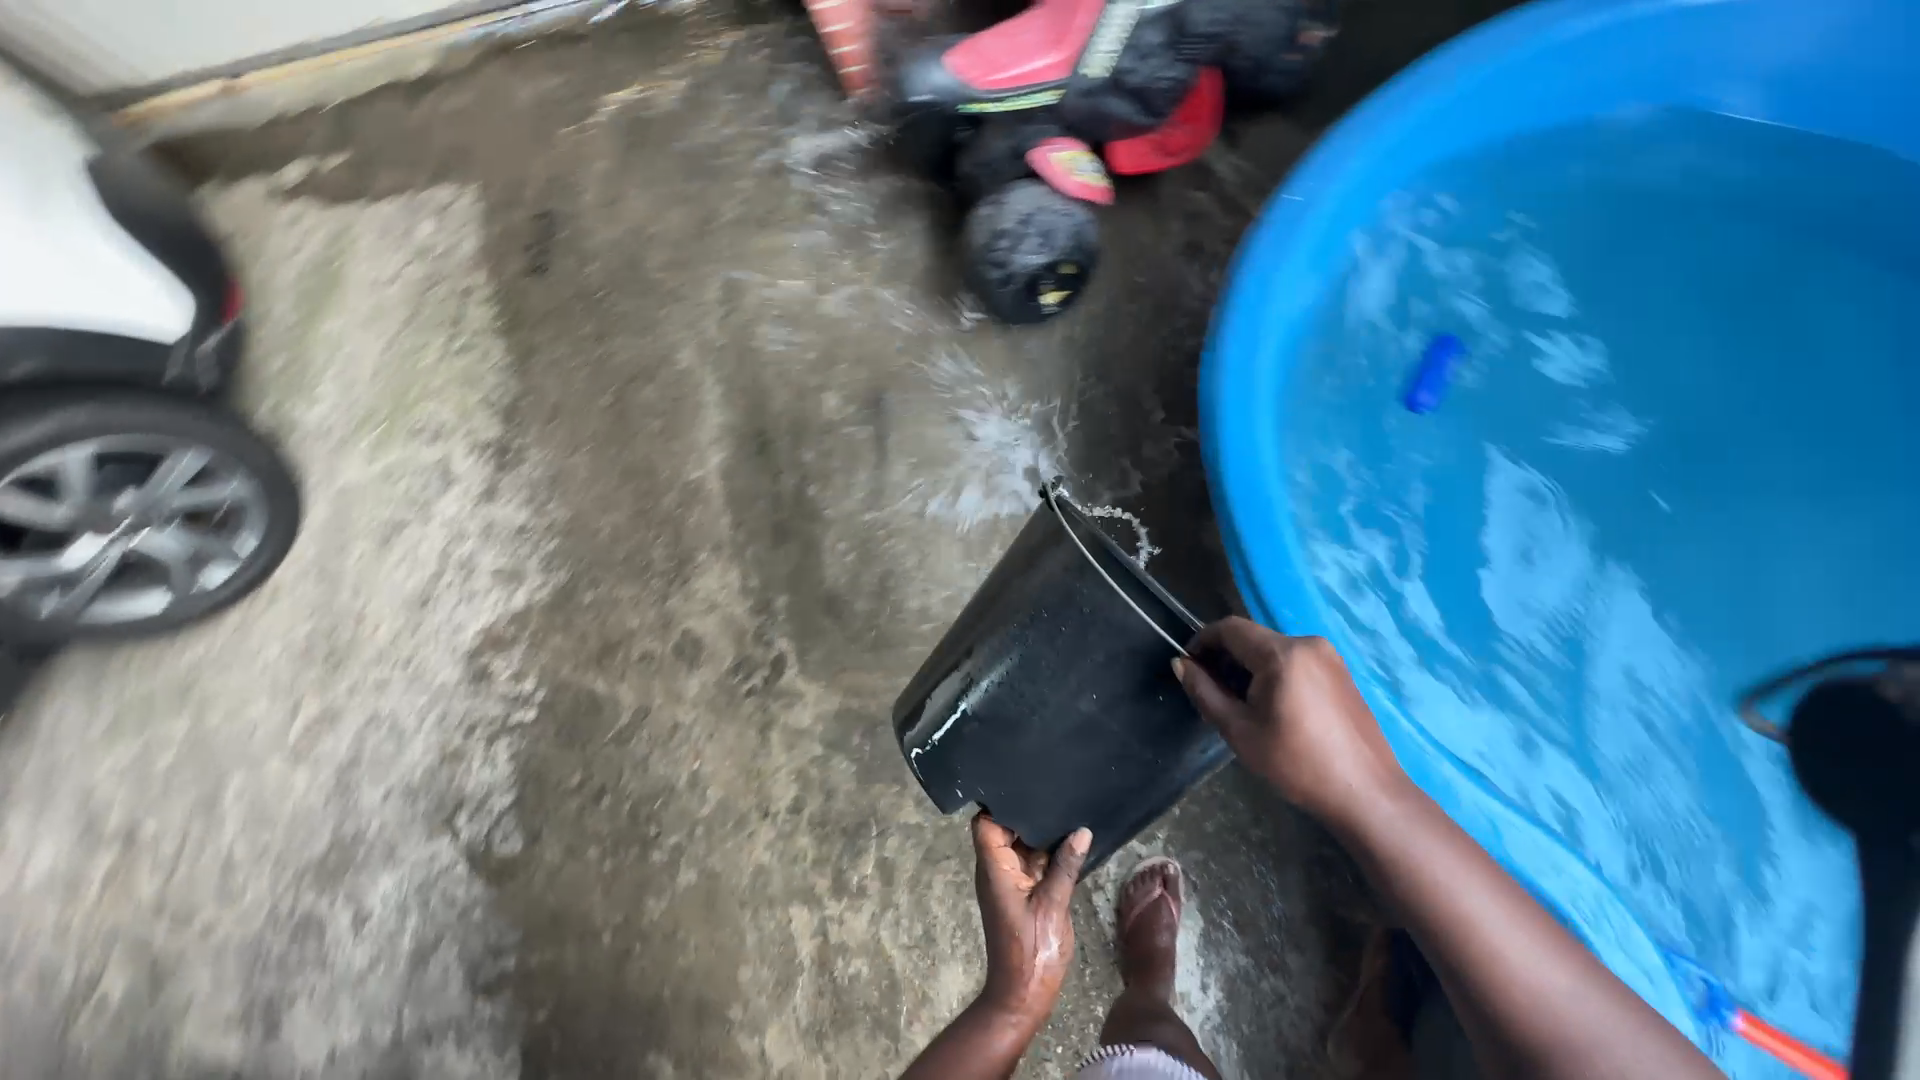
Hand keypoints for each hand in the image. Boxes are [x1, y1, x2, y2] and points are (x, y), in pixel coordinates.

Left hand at [969, 813, 1090, 1028]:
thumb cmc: (1032, 950)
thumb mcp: (1053, 905)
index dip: (1000, 805)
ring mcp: (1009, 883)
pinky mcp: (1022, 894)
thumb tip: (1081, 831)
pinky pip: (1031, 864)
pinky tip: (1069, 841)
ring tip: (1065, 809)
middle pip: (1003, 831)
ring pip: (1020, 847)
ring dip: (1039, 834)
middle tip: (1054, 793)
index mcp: (994, 869)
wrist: (1023, 995)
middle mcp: (996, 871)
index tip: (1024, 789)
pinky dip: (1045, 854)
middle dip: (1025, 815)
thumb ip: (1065, 866)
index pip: (985, 825)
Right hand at [1174, 617, 1408, 828]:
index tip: (1188, 668)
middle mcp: (1308, 643)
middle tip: (1211, 694)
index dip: (1202, 642)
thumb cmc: (1296, 763)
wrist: (1366, 794)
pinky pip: (1295, 661)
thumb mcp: (1238, 730)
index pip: (1229, 628)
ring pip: (1273, 650)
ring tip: (1241, 706)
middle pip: (1252, 638)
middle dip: (1225, 658)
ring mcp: (1330, 657)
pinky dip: (1274, 674)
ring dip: (1249, 668)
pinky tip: (1273, 709)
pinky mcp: (1341, 673)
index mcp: (1282, 653)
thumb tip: (1181, 664)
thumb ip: (1204, 691)